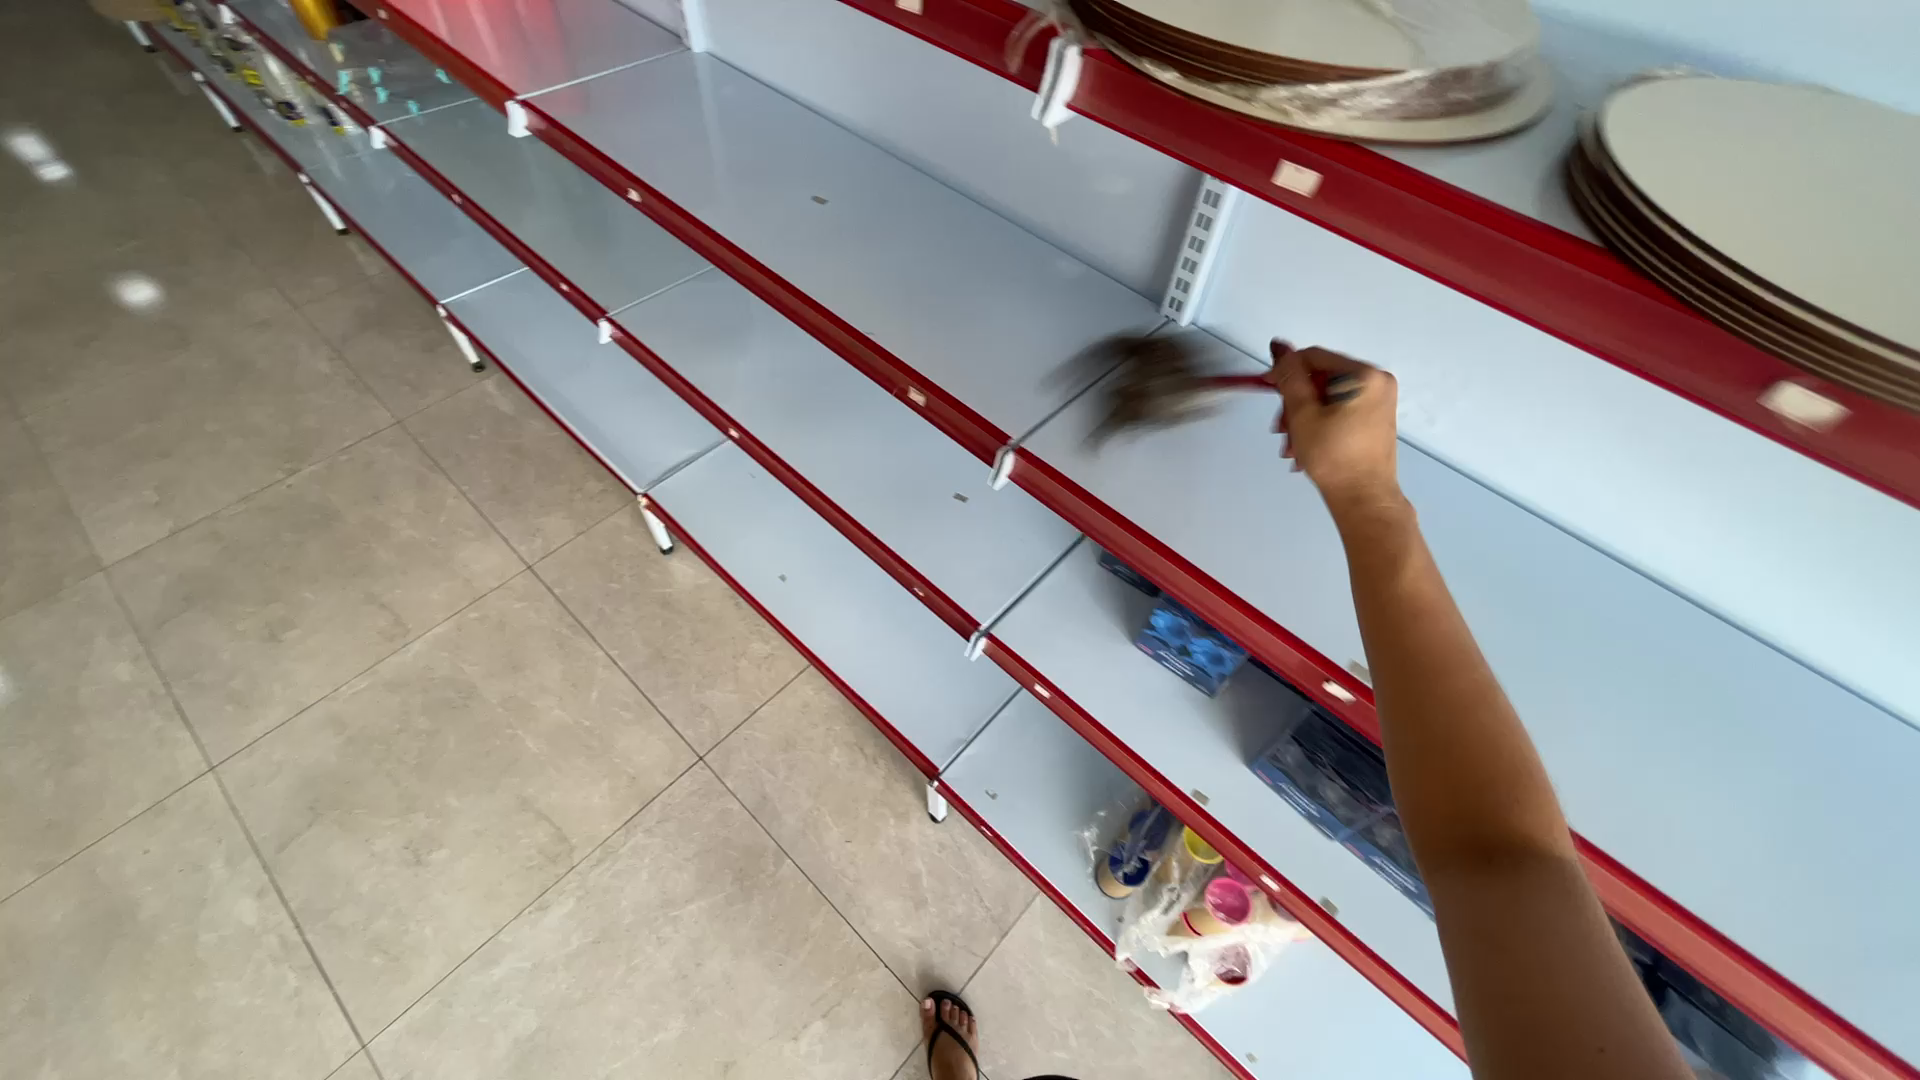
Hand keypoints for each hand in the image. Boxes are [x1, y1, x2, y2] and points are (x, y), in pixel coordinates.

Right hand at [1267, 339, 1401, 514]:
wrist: (1363, 497)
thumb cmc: (1332, 456)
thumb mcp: (1302, 414)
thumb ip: (1289, 377)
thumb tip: (1278, 346)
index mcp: (1364, 375)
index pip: (1314, 358)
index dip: (1285, 371)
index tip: (1265, 390)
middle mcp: (1377, 382)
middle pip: (1320, 380)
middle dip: (1294, 404)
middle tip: (1281, 430)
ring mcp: (1378, 402)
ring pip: (1326, 398)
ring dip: (1302, 419)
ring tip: (1291, 447)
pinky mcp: (1374, 419)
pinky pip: (1338, 411)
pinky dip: (1318, 425)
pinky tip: (1304, 448)